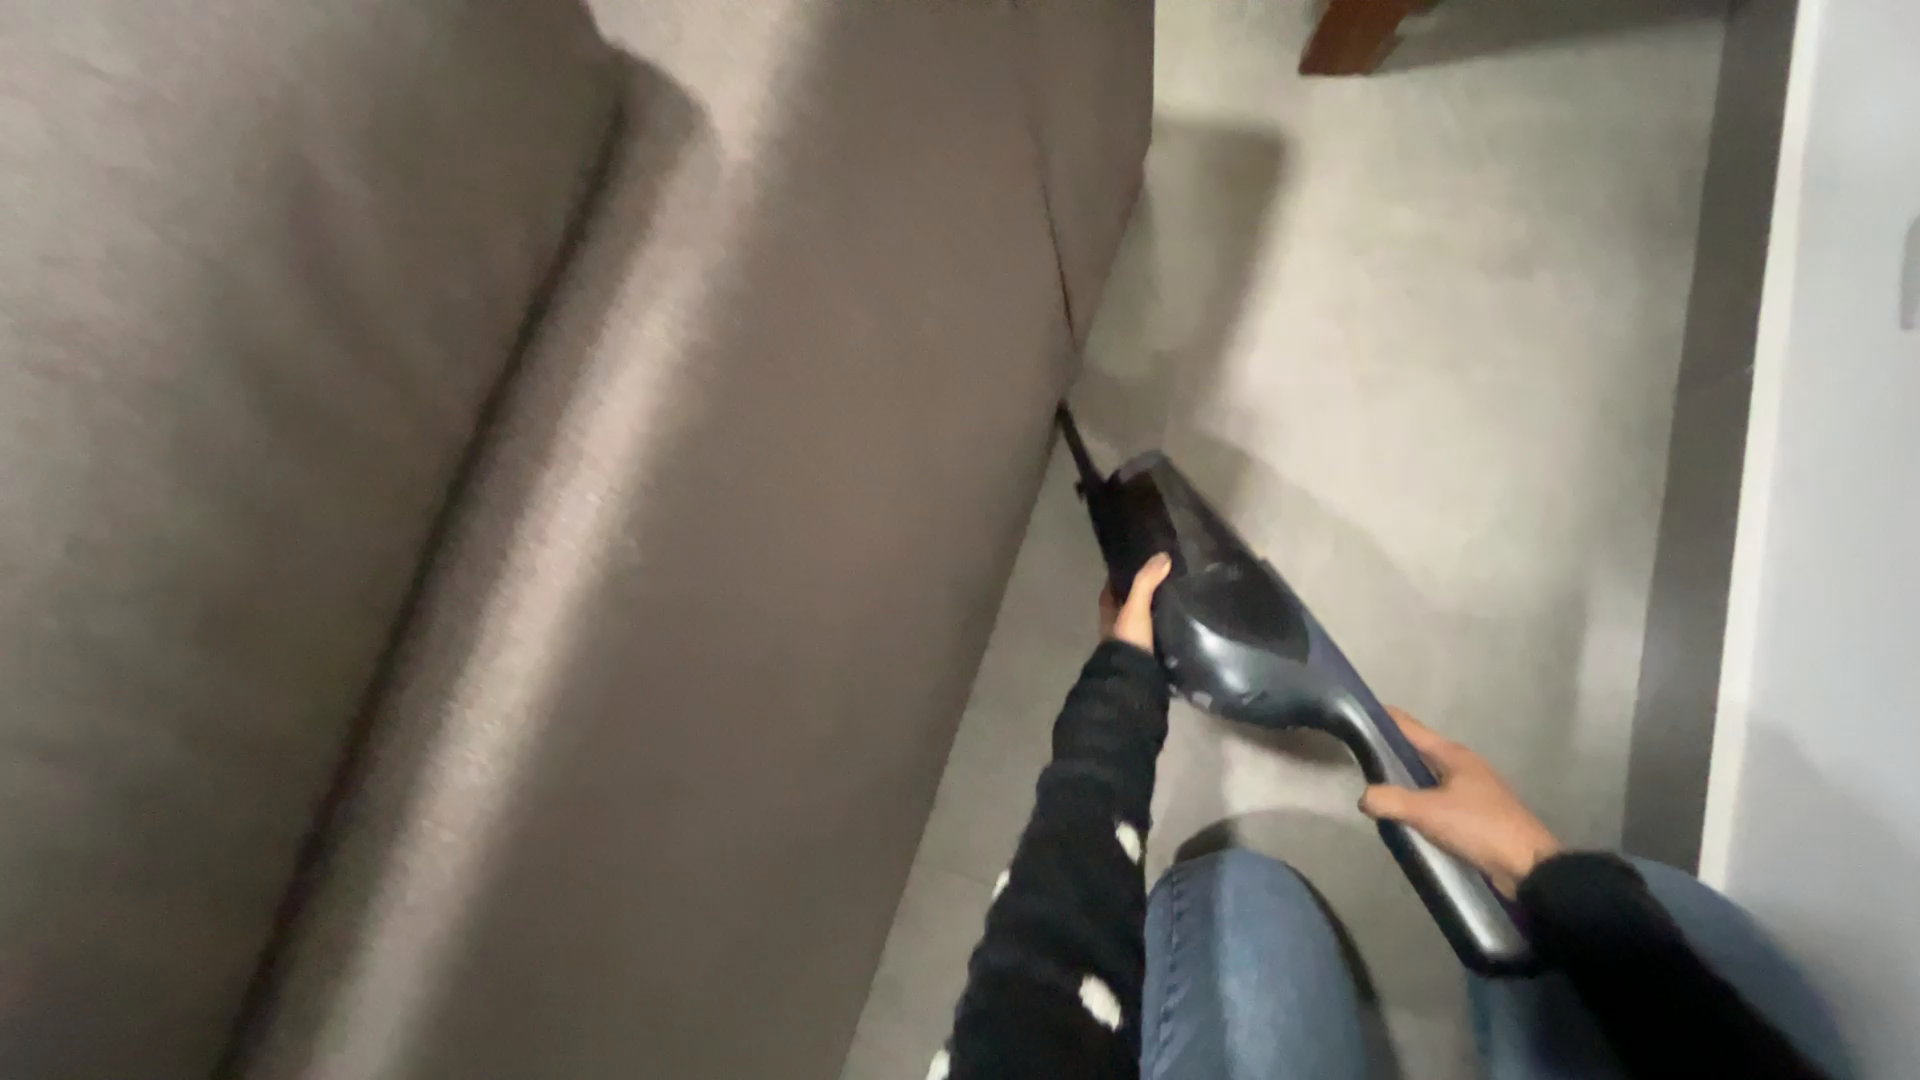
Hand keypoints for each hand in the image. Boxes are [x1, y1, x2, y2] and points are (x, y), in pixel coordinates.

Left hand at [1098, 553, 1172, 651]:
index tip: (1139, 562)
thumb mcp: (1136, 607)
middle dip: (1142, 592)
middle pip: (1127, 602)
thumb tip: (1162, 556)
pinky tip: (1179, 622)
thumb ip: (1146, 582)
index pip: (1112, 587)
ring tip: (1178, 597)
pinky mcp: (1145, 654)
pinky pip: (1154, 634)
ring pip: (1141, 619)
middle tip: (1166, 578)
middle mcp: (1115, 624)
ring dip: (1154, 610)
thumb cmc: (1128, 638)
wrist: (1133, 678)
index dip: (1122, 574)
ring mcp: (1130, 640)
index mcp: (1108, 610)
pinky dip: (1163, 627)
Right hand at [1359, 709, 1562, 897]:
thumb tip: (1363, 798)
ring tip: (1372, 783)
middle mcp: (1462, 764)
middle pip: (1416, 749)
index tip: (1352, 714)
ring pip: (1426, 774)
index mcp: (1452, 754)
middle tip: (1355, 753)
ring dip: (1401, 776)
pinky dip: (1416, 797)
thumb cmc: (1479, 828)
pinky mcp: (1476, 812)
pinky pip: (1435, 796)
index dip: (1380, 717)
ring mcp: (1472, 789)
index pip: (1408, 726)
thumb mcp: (1427, 812)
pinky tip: (1402, 811)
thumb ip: (1388, 800)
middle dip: (1387, 748)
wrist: (1532, 870)